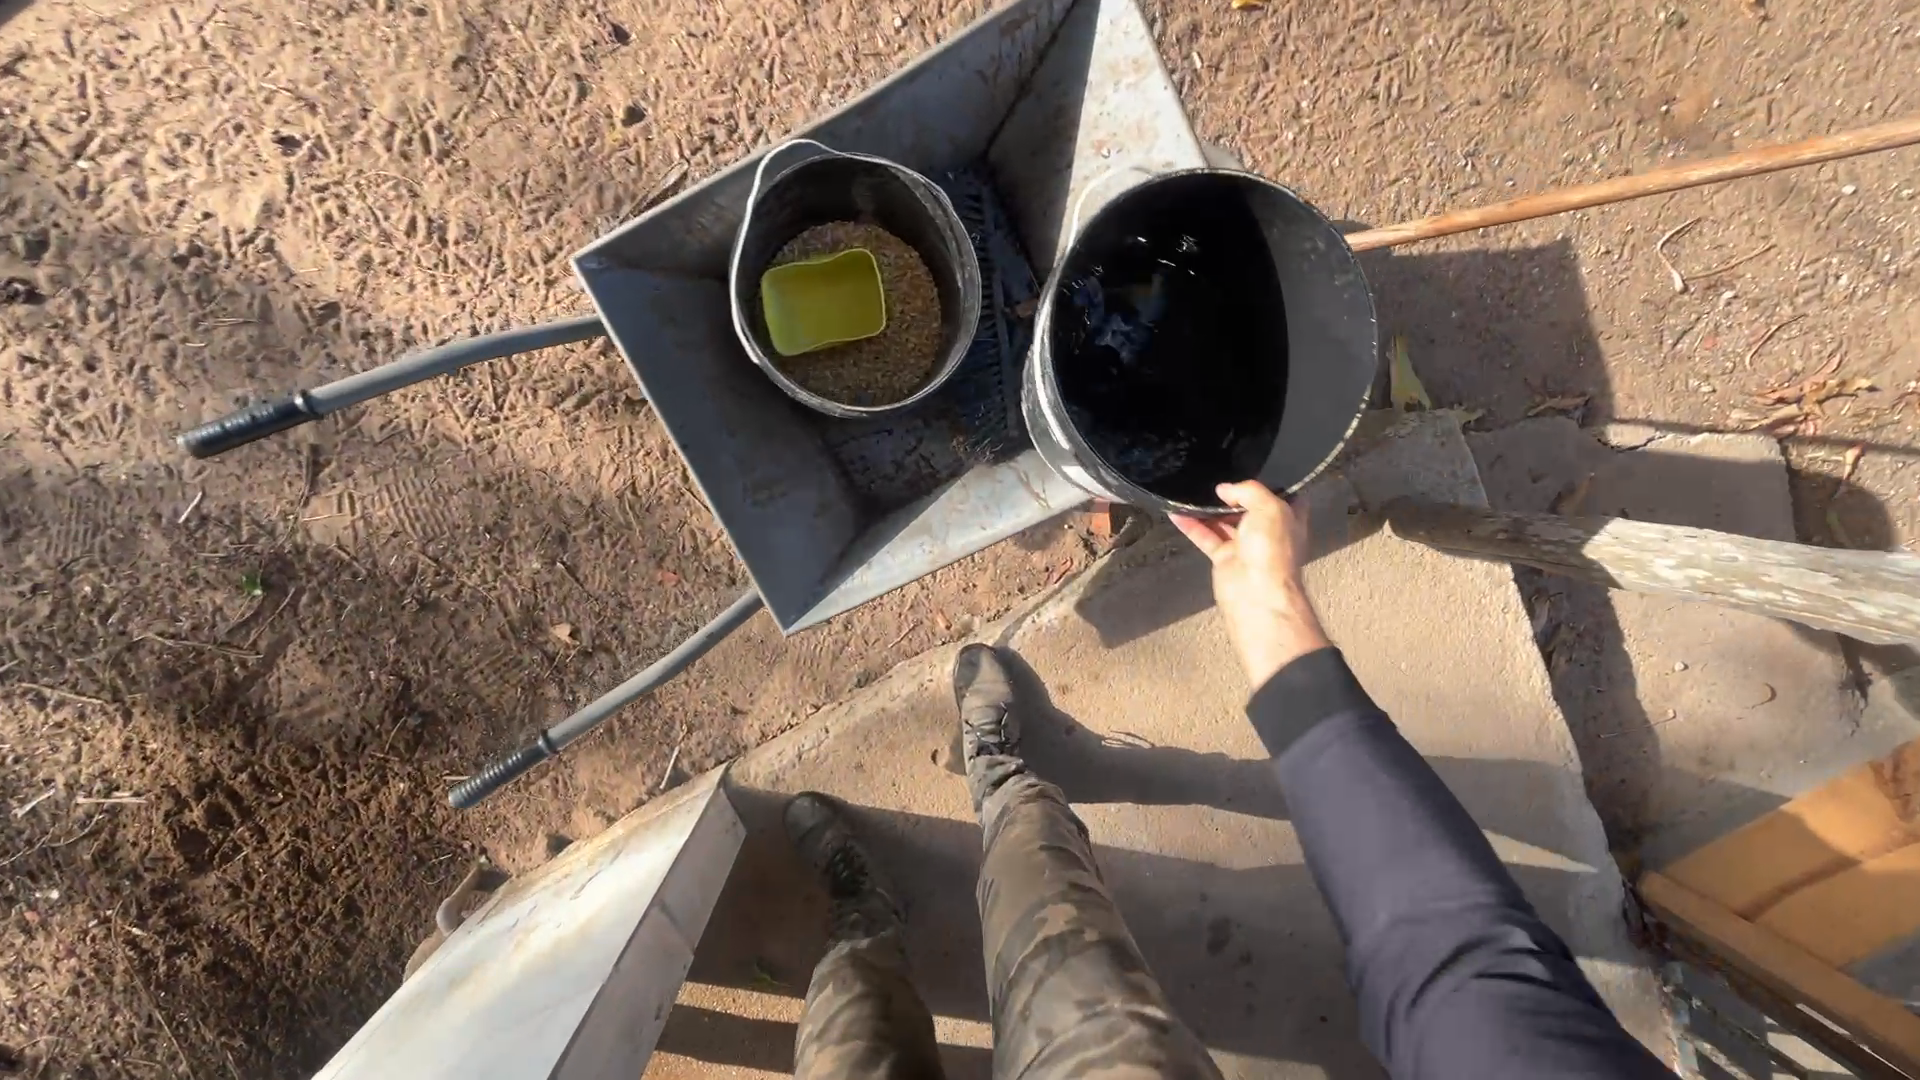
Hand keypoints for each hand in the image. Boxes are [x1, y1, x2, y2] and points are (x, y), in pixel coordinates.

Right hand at [1170, 481, 1330, 687]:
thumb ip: (1247, 490)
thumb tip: (1223, 489)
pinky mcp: (1224, 557)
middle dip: (1232, 494)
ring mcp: (1245, 545)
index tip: (1249, 467)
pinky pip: (1205, 536)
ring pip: (1224, 521)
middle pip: (1248, 507)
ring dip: (1207, 508)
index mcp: (1289, 517)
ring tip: (1189, 489)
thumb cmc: (1271, 547)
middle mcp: (1268, 530)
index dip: (1268, 481)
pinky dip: (1191, 525)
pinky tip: (1176, 512)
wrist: (1256, 591)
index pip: (1282, 495)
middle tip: (1212, 475)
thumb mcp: (1268, 507)